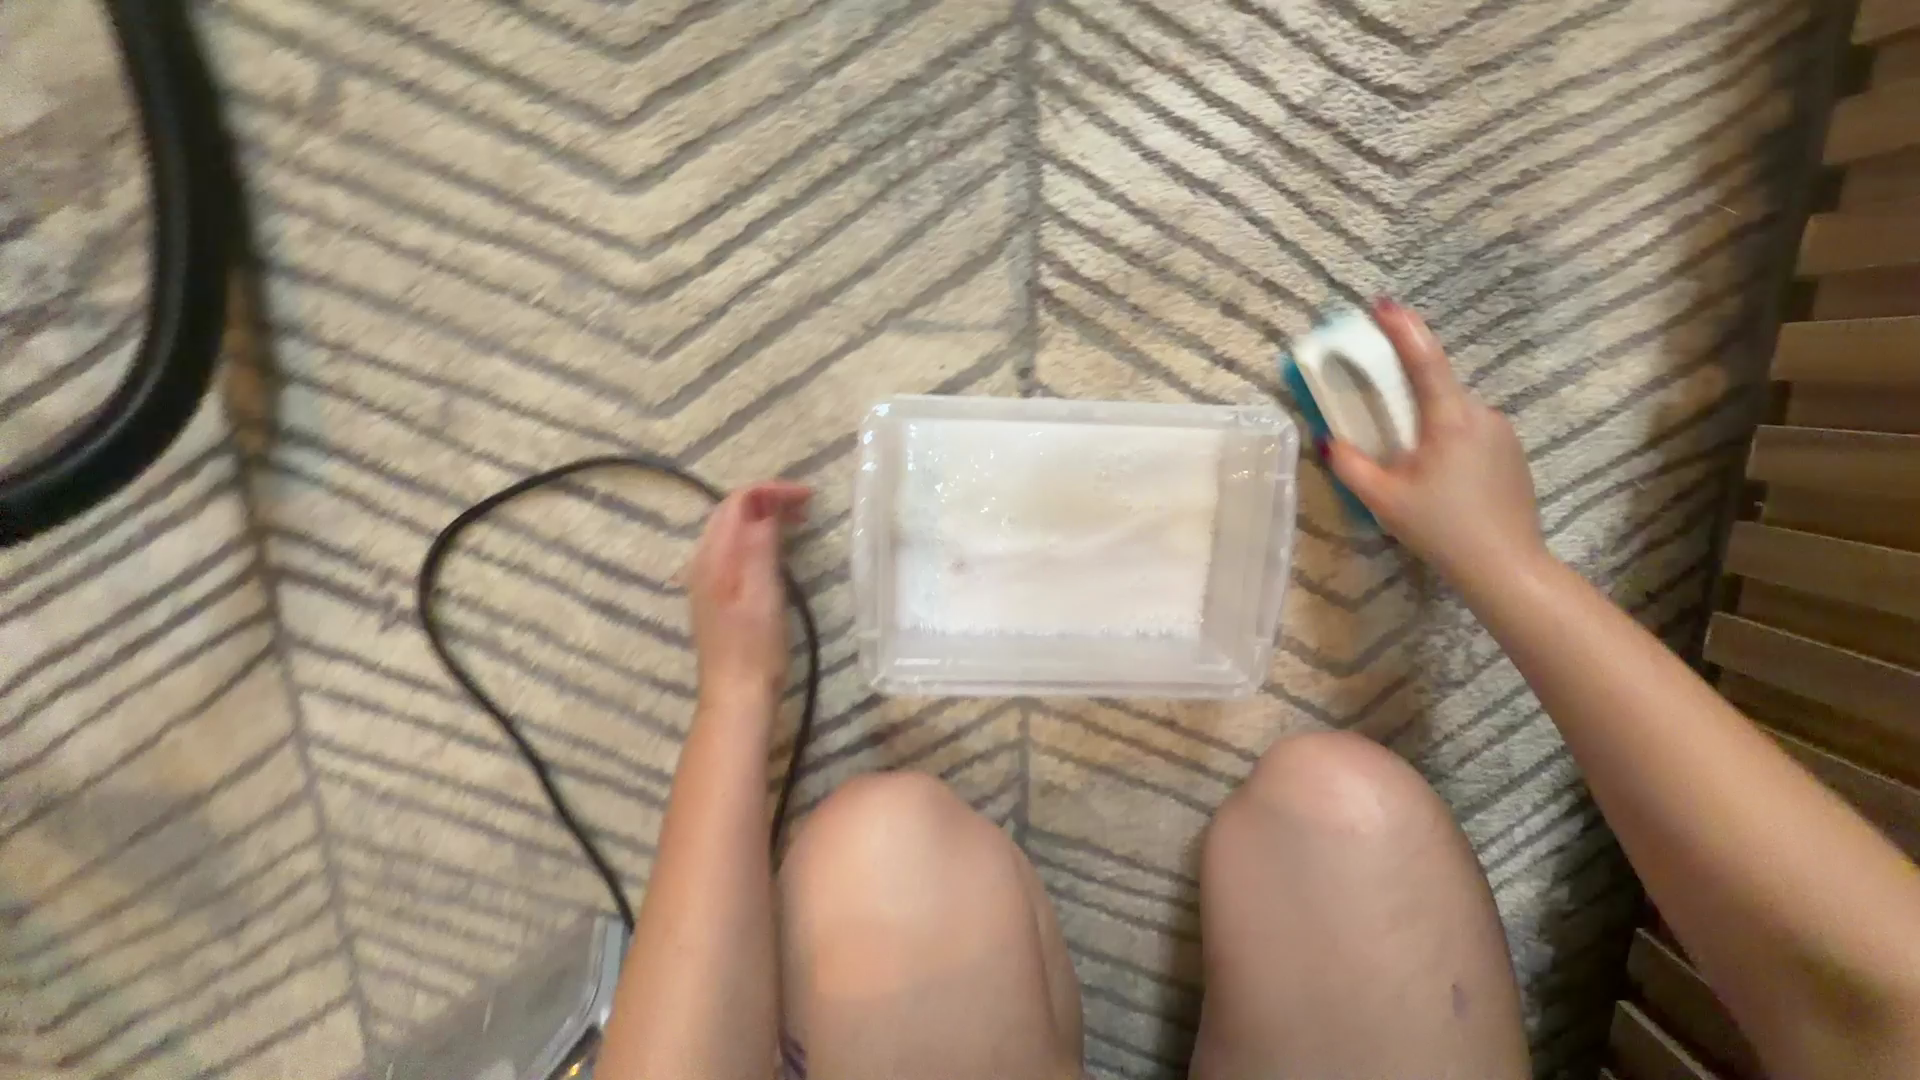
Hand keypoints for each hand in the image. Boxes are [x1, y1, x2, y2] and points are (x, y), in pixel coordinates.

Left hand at [687, 480, 811, 707]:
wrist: (736, 695)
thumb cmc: (755, 646)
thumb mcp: (763, 591)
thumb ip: (761, 545)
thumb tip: (767, 506)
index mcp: (713, 557)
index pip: (738, 501)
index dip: (772, 491)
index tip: (808, 498)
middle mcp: (703, 561)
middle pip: (731, 511)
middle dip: (768, 500)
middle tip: (806, 508)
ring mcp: (706, 578)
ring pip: (732, 529)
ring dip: (763, 517)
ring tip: (797, 522)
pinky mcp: (716, 593)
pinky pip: (733, 549)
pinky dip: (757, 537)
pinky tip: (777, 550)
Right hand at [1324, 299, 1546, 590]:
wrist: (1505, 564)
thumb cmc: (1440, 528)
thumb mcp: (1382, 499)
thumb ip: (1351, 465)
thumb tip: (1330, 441)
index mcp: (1449, 420)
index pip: (1424, 361)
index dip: (1403, 330)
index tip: (1383, 304)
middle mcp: (1481, 414)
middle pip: (1435, 389)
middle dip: (1404, 398)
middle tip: (1380, 426)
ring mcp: (1502, 431)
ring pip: (1451, 415)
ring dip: (1425, 427)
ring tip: (1411, 472)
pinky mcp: (1511, 451)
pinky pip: (1468, 433)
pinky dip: (1445, 444)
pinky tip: (1439, 482)